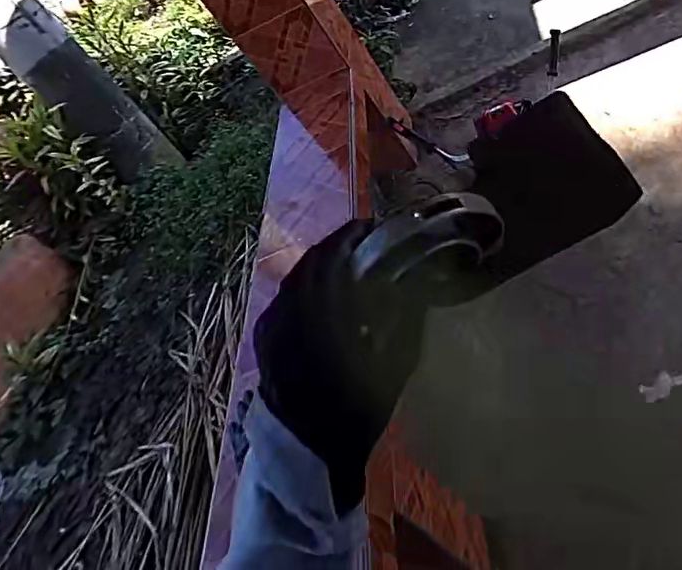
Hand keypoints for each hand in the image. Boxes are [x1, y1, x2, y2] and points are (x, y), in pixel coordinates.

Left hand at [255, 219, 424, 510]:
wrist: (311, 453)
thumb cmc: (358, 405)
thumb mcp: (396, 358)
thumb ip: (407, 312)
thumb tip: (418, 278)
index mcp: (326, 304)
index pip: (337, 249)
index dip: (356, 232)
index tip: (375, 227)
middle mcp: (293, 303)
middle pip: (314, 256)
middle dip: (339, 244)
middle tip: (363, 243)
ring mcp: (273, 319)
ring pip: (297, 273)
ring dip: (321, 263)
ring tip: (345, 266)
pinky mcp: (264, 334)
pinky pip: (286, 294)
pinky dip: (305, 284)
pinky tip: (322, 295)